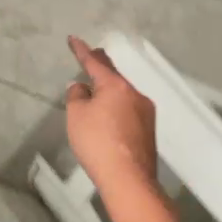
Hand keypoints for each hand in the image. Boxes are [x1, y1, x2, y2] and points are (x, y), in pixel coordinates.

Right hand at [65, 36, 159, 197]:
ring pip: (123, 93)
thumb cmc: (97, 142)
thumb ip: (76, 96)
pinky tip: (108, 113)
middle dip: (101, 65)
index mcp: (116, 86)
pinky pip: (128, 109)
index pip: (95, 62)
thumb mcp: (76, 114)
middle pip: (114, 75)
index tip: (73, 39)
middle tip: (91, 55)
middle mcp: (135, 95)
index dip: (82, 50)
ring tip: (96, 88)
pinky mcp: (148, 132)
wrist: (129, 181)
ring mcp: (145, 114)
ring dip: (110, 88)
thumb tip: (83, 89)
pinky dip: (116, 105)